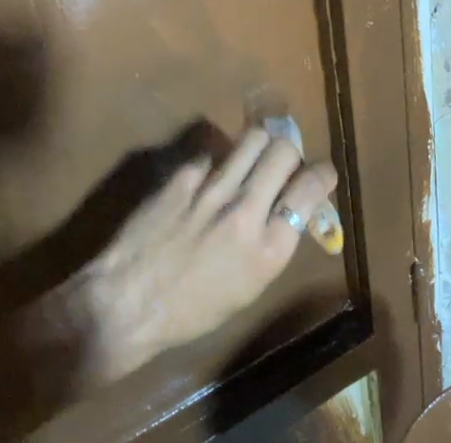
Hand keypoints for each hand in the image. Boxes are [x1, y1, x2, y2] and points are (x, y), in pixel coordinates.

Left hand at [77, 127, 338, 381]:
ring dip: (260, 143)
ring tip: (254, 155)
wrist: (129, 301)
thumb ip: (273, 244)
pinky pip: (213, 155)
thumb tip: (288, 211)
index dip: (322, 175)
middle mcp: (246, 211)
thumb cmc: (192, 310)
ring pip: (252, 139)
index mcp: (269, 249)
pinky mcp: (182, 176)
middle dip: (290, 151)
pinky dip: (218, 163)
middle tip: (283, 163)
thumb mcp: (249, 287)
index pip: (310, 189)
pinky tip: (208, 179)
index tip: (321, 173)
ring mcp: (212, 189)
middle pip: (284, 151)